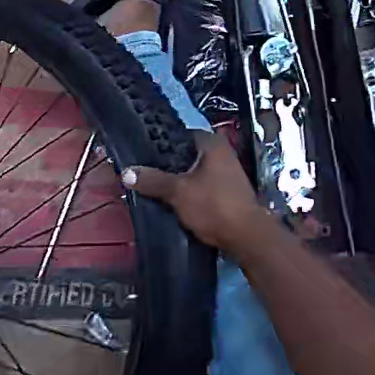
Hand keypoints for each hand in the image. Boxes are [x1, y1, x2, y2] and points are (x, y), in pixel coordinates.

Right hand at [121, 131, 275, 254]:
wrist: (249, 240)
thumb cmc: (214, 205)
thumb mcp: (177, 192)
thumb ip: (152, 180)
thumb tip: (126, 172)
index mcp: (213, 144)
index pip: (182, 134)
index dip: (162, 141)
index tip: (145, 150)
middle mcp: (224, 154)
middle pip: (188, 154)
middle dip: (169, 162)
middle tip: (146, 168)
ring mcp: (229, 175)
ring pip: (196, 172)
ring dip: (180, 178)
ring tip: (156, 184)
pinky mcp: (230, 194)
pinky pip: (203, 186)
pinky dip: (190, 191)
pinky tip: (175, 199)